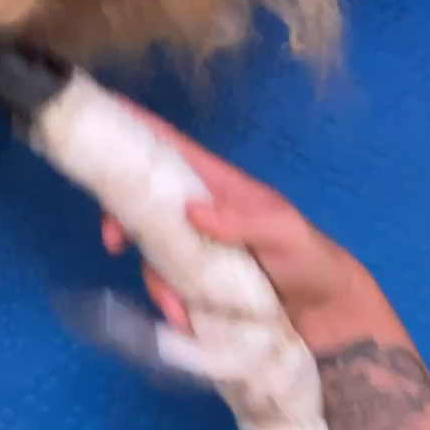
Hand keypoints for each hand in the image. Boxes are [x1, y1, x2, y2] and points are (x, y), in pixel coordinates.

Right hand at [99, 101, 390, 351]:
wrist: (329, 318)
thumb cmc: (309, 259)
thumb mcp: (284, 232)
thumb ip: (242, 219)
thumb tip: (191, 209)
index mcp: (211, 181)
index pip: (167, 144)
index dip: (134, 124)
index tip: (100, 111)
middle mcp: (192, 206)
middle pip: (140, 195)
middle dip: (118, 215)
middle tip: (112, 239)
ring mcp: (188, 242)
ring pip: (146, 243)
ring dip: (151, 274)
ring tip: (174, 306)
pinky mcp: (191, 277)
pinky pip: (163, 280)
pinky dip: (168, 300)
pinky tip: (186, 319)